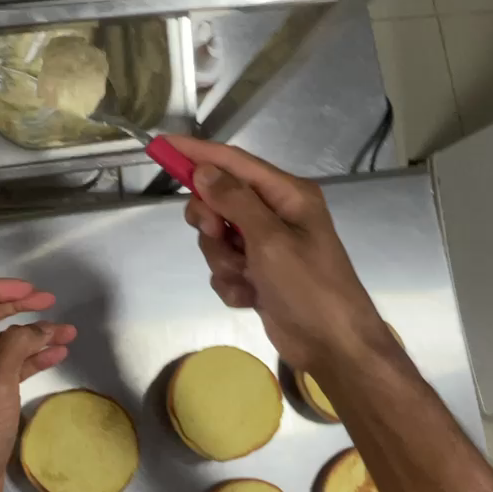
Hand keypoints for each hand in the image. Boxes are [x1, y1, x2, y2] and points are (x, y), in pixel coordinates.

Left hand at [0, 279, 76, 491]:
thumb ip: (16, 348)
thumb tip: (37, 328)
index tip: (31, 291)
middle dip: (20, 308)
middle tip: (51, 302)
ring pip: (7, 346)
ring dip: (35, 336)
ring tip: (68, 333)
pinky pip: (14, 369)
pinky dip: (34, 360)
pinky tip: (57, 356)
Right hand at [169, 136, 393, 377]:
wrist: (331, 345)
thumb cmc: (308, 287)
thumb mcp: (270, 240)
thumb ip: (235, 201)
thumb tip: (205, 170)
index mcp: (287, 195)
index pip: (234, 163)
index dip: (197, 153)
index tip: (161, 146)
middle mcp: (275, 214)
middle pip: (219, 200)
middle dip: (211, 222)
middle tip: (217, 235)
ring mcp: (264, 246)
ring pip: (216, 239)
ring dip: (223, 261)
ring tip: (245, 278)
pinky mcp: (256, 274)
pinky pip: (223, 268)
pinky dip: (231, 283)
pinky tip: (250, 296)